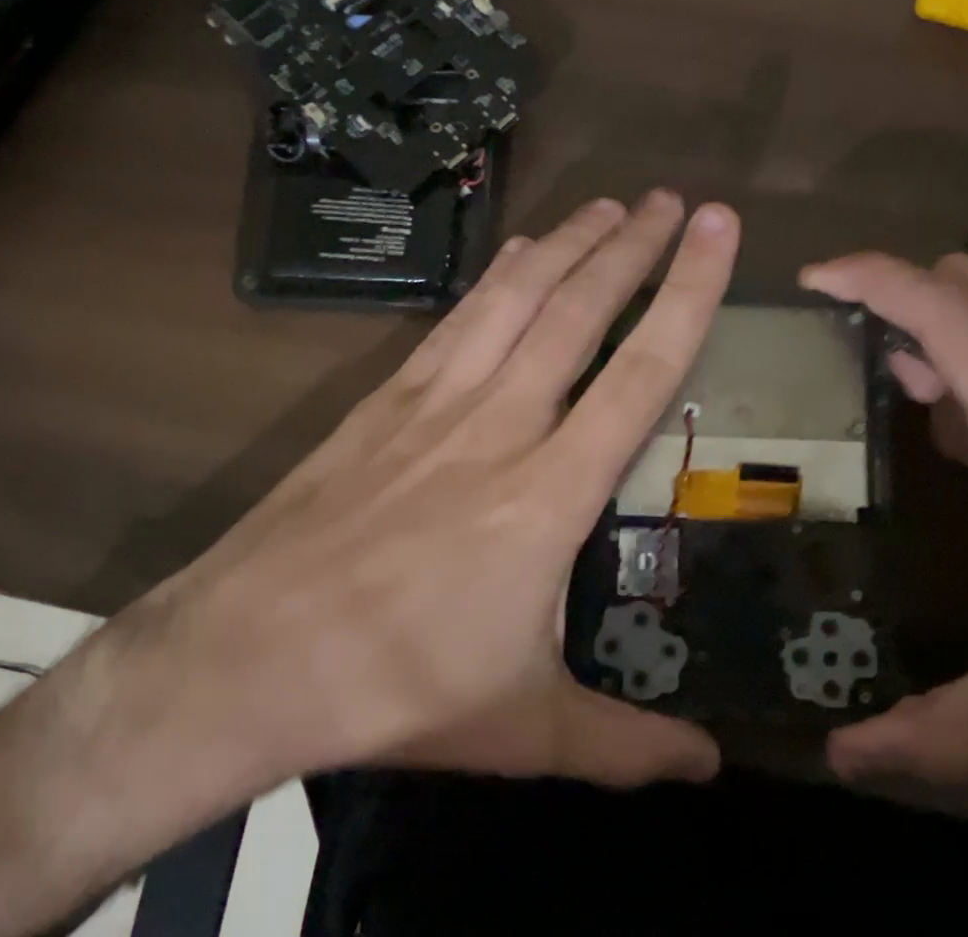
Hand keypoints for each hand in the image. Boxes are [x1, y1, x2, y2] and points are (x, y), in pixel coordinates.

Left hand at [148, 191, 735, 788]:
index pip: (639, 373)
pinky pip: (452, 323)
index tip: (718, 230)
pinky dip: (493, 280)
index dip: (688, 295)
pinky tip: (513, 259)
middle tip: (675, 199)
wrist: (250, 657)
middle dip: (634, 249)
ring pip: (512, 301)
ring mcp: (430, 408)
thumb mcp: (527, 728)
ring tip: (609, 205)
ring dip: (566, 247)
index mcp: (548, 495)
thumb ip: (625, 745)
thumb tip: (710, 767)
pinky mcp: (378, 407)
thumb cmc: (398, 689)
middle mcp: (497, 427)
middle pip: (577, 313)